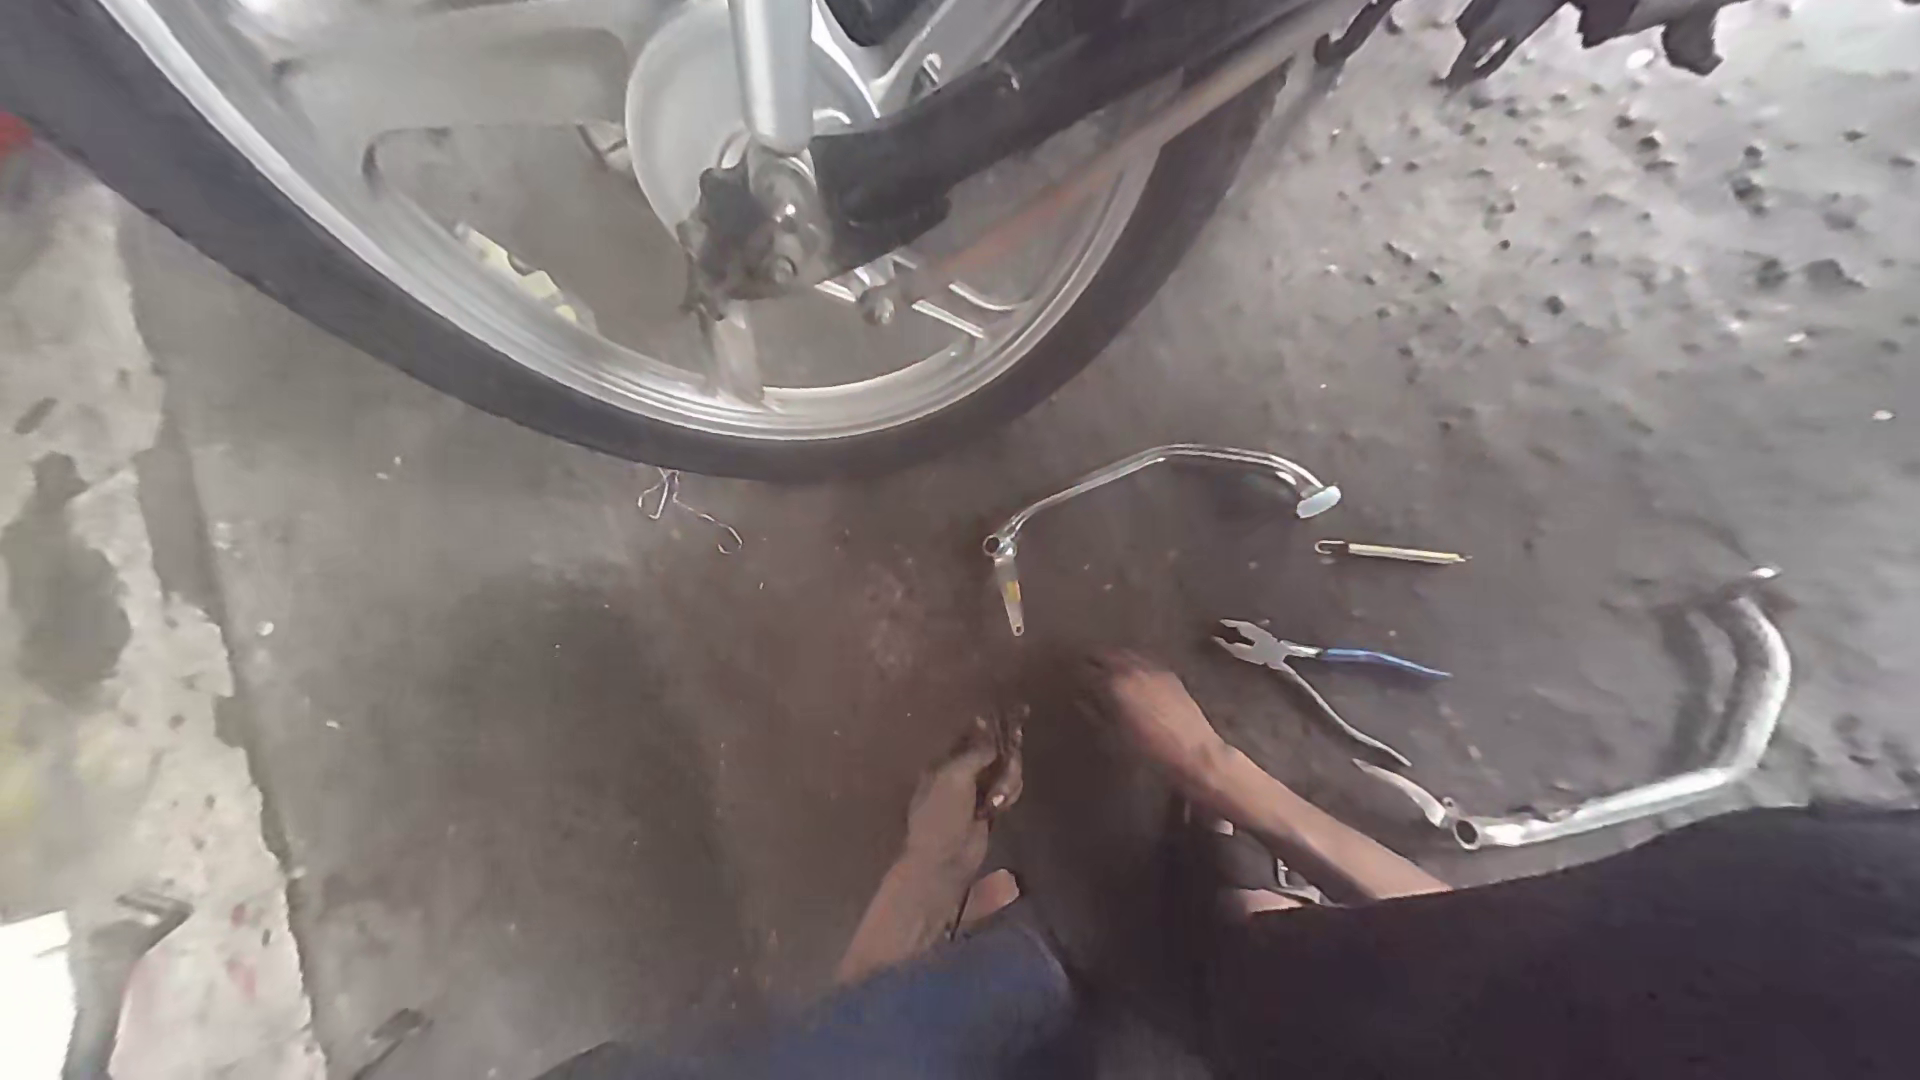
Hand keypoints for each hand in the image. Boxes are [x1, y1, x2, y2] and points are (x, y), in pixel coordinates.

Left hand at [902, 718, 1019, 873]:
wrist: (944, 861)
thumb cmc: (942, 815)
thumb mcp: (954, 776)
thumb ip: (975, 752)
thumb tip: (990, 729)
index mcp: (945, 761)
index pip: (972, 735)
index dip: (991, 728)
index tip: (1014, 722)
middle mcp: (961, 771)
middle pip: (994, 752)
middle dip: (1005, 760)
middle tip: (1011, 766)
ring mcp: (976, 789)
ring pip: (1005, 771)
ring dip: (1007, 782)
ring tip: (998, 800)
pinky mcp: (990, 807)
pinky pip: (1008, 789)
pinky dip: (1009, 794)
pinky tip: (1001, 806)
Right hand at [1089, 651, 1231, 791]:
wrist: (1193, 752)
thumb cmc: (1148, 751)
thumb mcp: (1112, 737)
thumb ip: (1093, 713)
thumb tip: (1081, 699)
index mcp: (1112, 685)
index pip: (1084, 670)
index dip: (1075, 674)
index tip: (1071, 678)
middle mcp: (1129, 669)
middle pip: (1102, 652)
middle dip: (1090, 659)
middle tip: (1084, 668)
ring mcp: (1150, 667)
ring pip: (1122, 651)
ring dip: (1111, 656)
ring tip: (1105, 667)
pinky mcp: (1167, 672)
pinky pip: (1142, 657)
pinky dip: (1131, 660)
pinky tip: (1130, 671)